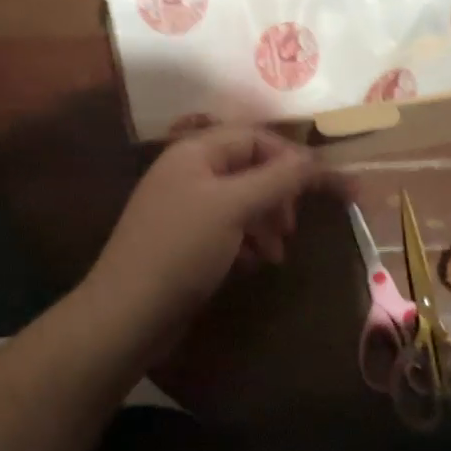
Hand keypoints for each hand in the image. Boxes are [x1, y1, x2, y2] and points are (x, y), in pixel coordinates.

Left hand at [88, 127, 347, 315]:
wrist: (128, 312)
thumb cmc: (182, 250)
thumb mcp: (234, 207)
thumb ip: (278, 179)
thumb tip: (314, 158)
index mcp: (194, 153)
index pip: (255, 137)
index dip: (290, 158)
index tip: (322, 187)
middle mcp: (187, 173)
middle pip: (249, 169)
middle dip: (278, 195)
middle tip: (291, 227)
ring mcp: (183, 208)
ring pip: (240, 202)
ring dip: (266, 222)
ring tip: (276, 255)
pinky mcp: (184, 242)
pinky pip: (226, 230)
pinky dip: (246, 242)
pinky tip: (252, 265)